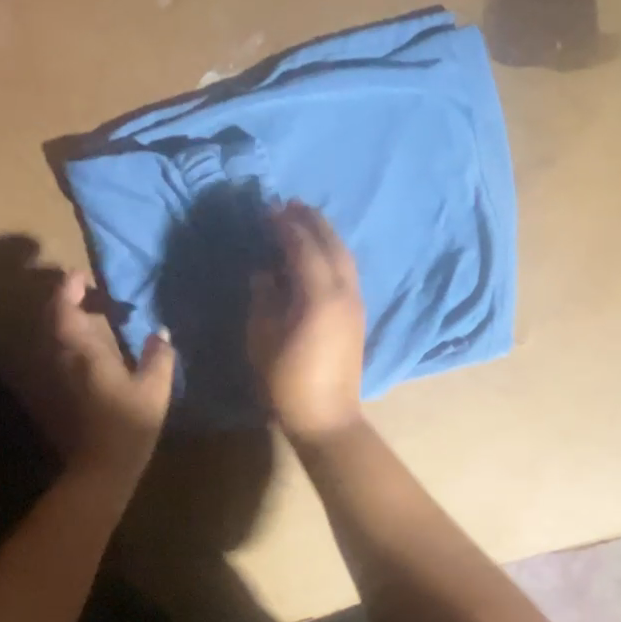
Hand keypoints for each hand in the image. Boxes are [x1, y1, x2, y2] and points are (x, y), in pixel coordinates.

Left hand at [44, 271, 175, 480]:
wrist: (102, 466)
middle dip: (68, 301)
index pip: (65, 308)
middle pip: (55, 319)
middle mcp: (64, 359)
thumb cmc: (129, 425)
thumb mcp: (154, 389)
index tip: (84, 277)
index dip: (70, 288)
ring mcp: (60, 377)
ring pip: (57, 338)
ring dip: (71, 322)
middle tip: (92, 293)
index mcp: (83, 351)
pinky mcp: (62, 393)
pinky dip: (74, 343)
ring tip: (97, 316)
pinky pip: (63, 355)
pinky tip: (97, 348)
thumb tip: (160, 332)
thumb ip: (158, 356)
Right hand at [246, 202, 366, 441]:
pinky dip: (332, 253)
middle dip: (310, 221)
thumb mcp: (263, 340)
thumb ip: (263, 300)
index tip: (268, 210)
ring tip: (304, 222)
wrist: (326, 417)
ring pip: (344, 255)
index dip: (285, 226)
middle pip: (331, 243)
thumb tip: (264, 273)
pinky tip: (318, 255)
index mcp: (318, 295)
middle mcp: (343, 291)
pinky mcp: (357, 315)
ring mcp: (355, 302)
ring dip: (325, 234)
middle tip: (290, 205)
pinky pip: (347, 270)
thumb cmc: (287, 383)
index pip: (303, 246)